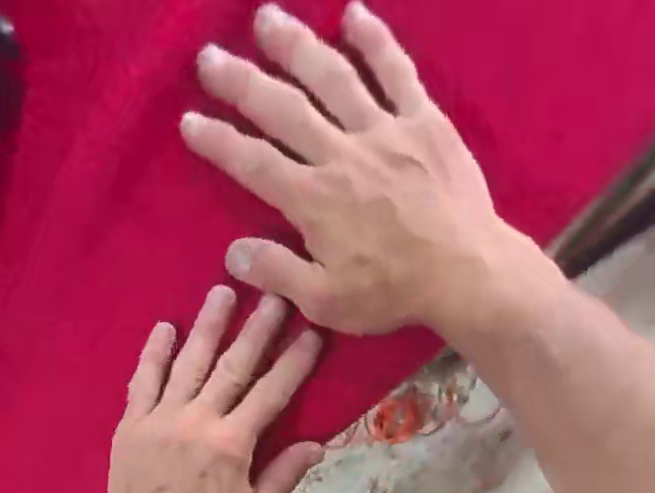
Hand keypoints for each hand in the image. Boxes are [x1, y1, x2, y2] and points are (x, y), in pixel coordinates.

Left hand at [101, 285, 325, 492]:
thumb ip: (283, 476)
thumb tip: (316, 445)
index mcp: (232, 443)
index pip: (272, 392)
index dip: (295, 360)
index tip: (313, 330)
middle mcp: (197, 420)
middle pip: (232, 365)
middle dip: (257, 328)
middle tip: (274, 293)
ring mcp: (161, 418)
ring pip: (188, 362)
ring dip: (207, 326)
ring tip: (222, 291)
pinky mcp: (131, 425)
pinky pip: (143, 381)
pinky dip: (153, 354)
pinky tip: (164, 328)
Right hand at [180, 2, 566, 340]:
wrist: (464, 272)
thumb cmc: (391, 292)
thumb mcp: (324, 301)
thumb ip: (277, 273)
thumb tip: (233, 253)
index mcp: (313, 200)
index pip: (253, 163)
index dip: (217, 141)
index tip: (189, 121)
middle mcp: (342, 155)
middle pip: (283, 109)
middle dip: (241, 82)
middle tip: (209, 58)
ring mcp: (384, 132)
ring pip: (333, 78)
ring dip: (296, 45)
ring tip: (265, 18)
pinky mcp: (424, 122)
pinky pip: (397, 71)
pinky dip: (375, 40)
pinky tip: (354, 13)